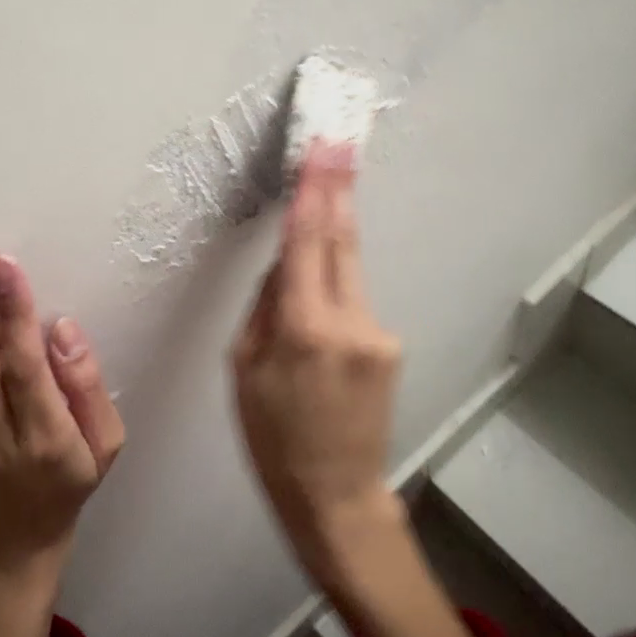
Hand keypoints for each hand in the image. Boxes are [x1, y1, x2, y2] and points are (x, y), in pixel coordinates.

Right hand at [232, 140, 404, 577]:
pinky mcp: (391, 344)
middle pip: (341, 240)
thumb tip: (284, 263)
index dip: (314, 190)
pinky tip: (318, 317)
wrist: (337, 496)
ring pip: (347, 271)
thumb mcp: (244, 371)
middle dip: (338, 187)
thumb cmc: (273, 438)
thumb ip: (265, 307)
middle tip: (340, 140)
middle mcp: (351, 322)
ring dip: (332, 239)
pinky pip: (353, 302)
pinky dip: (334, 291)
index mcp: (304, 329)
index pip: (308, 242)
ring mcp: (379, 333)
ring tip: (322, 205)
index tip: (322, 149)